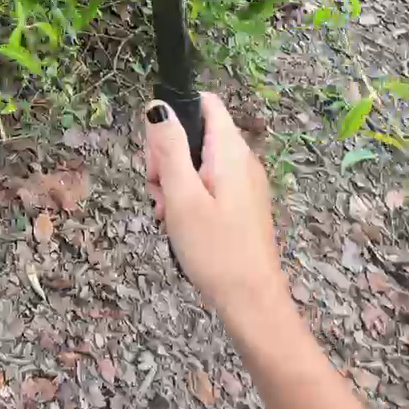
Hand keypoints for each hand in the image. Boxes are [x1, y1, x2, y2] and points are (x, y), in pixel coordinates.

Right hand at [144, 92, 289, 323]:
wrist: (251, 304)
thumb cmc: (215, 249)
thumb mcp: (182, 194)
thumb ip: (169, 146)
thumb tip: (157, 105)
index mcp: (230, 152)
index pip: (204, 104)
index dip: (174, 115)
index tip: (157, 149)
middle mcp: (240, 161)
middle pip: (194, 133)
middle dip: (165, 155)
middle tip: (158, 189)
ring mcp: (241, 183)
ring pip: (195, 161)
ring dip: (171, 179)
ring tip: (166, 210)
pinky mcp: (238, 203)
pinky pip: (205, 182)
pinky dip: (185, 195)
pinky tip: (177, 220)